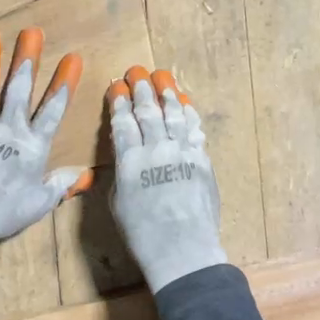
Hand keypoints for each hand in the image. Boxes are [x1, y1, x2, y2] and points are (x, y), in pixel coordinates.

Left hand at [0, 28, 85, 274]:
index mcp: (31, 146)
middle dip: (26, 60)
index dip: (63, 84)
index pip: (52, 109)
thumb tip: (86, 174)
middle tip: (32, 32)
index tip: (73, 57)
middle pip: (19, 90)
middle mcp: (7, 130)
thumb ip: (61, 186)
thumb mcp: (37, 204)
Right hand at [109, 67, 226, 292]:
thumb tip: (125, 153)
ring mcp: (182, 152)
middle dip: (142, 89)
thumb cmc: (143, 234)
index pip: (123, 123)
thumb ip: (121, 173)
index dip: (119, 103)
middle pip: (149, 112)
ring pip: (174, 114)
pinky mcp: (202, 159)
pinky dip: (189, 114)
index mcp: (130, 162)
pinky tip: (185, 104)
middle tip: (138, 72)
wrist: (183, 247)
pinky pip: (194, 129)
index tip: (117, 86)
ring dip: (167, 95)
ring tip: (162, 80)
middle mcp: (156, 150)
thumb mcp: (119, 203)